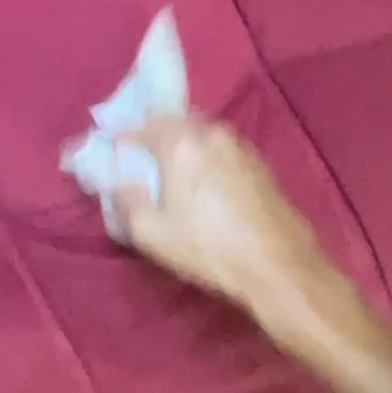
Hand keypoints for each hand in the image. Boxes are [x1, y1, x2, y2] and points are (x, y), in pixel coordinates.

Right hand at [115, 117, 332, 312]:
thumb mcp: (151, 233)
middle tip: (143, 158)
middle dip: (154, 136)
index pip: (140, 127)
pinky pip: (222, 151)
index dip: (121, 138)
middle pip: (173, 123)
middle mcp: (211, 134)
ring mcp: (240, 148)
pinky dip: (208, 159)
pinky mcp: (261, 165)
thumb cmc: (208, 248)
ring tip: (174, 172)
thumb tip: (119, 184)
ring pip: (201, 135)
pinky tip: (206, 185)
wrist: (280, 269)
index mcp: (180, 144)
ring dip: (184, 147)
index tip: (111, 151)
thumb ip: (125, 201)